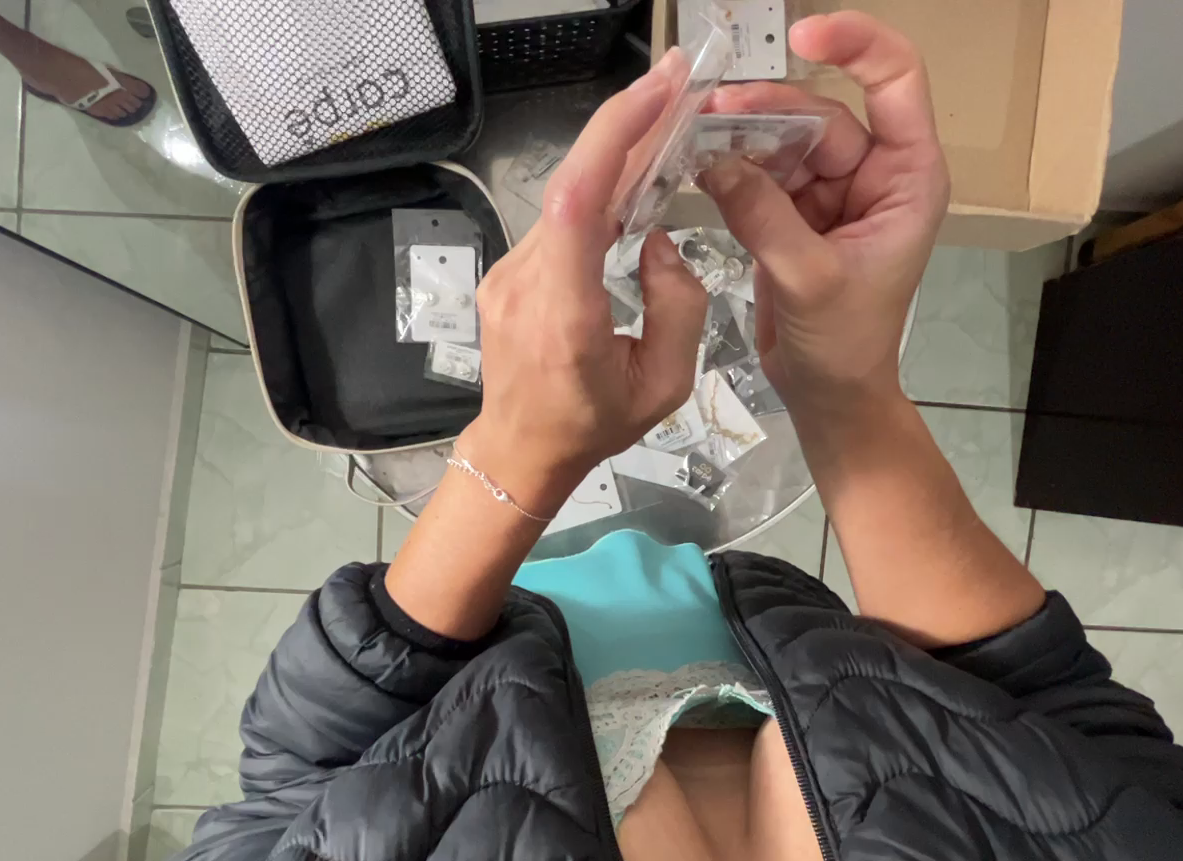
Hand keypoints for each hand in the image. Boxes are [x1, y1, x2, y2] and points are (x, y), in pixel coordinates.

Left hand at [460, 63, 708, 517]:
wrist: (520, 449)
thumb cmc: (593, 426)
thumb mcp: (663, 386)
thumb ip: (678, 309)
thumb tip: (658, 243)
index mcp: (566, 317)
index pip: (576, 202)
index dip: (614, 135)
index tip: (661, 90)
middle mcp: (524, 286)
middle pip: (571, 186)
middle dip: (625, 129)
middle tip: (676, 89)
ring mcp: (505, 277)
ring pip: (562, 200)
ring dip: (612, 162)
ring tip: (661, 133)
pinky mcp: (503, 275)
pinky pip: (553, 223)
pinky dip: (592, 196)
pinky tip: (625, 188)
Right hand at [699, 12, 949, 415]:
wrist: (827, 392)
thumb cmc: (844, 343)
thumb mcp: (809, 278)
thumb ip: (764, 216)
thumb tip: (713, 159)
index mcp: (905, 178)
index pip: (895, 81)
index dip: (855, 44)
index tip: (802, 34)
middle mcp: (870, 177)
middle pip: (819, 116)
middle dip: (766, 112)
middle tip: (707, 112)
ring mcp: (828, 199)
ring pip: (783, 148)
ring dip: (741, 142)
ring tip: (694, 138)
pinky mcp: (793, 223)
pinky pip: (761, 183)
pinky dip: (732, 176)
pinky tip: (700, 170)